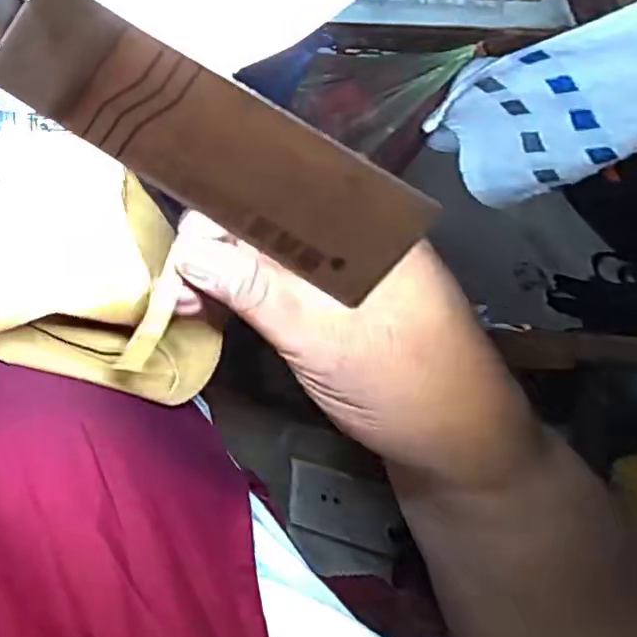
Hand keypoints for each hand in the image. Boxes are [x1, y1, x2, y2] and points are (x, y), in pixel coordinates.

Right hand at [164, 214, 545, 491]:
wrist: (462, 447)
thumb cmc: (404, 386)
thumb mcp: (322, 338)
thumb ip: (253, 289)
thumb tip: (185, 253)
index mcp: (359, 218)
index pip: (274, 189)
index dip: (219, 207)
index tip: (179, 243)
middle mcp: (344, 226)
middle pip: (259, 214)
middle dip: (208, 244)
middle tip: (174, 285)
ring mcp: (332, 259)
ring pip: (258, 245)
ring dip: (215, 268)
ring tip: (183, 301)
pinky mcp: (321, 288)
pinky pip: (268, 272)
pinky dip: (235, 286)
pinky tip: (207, 303)